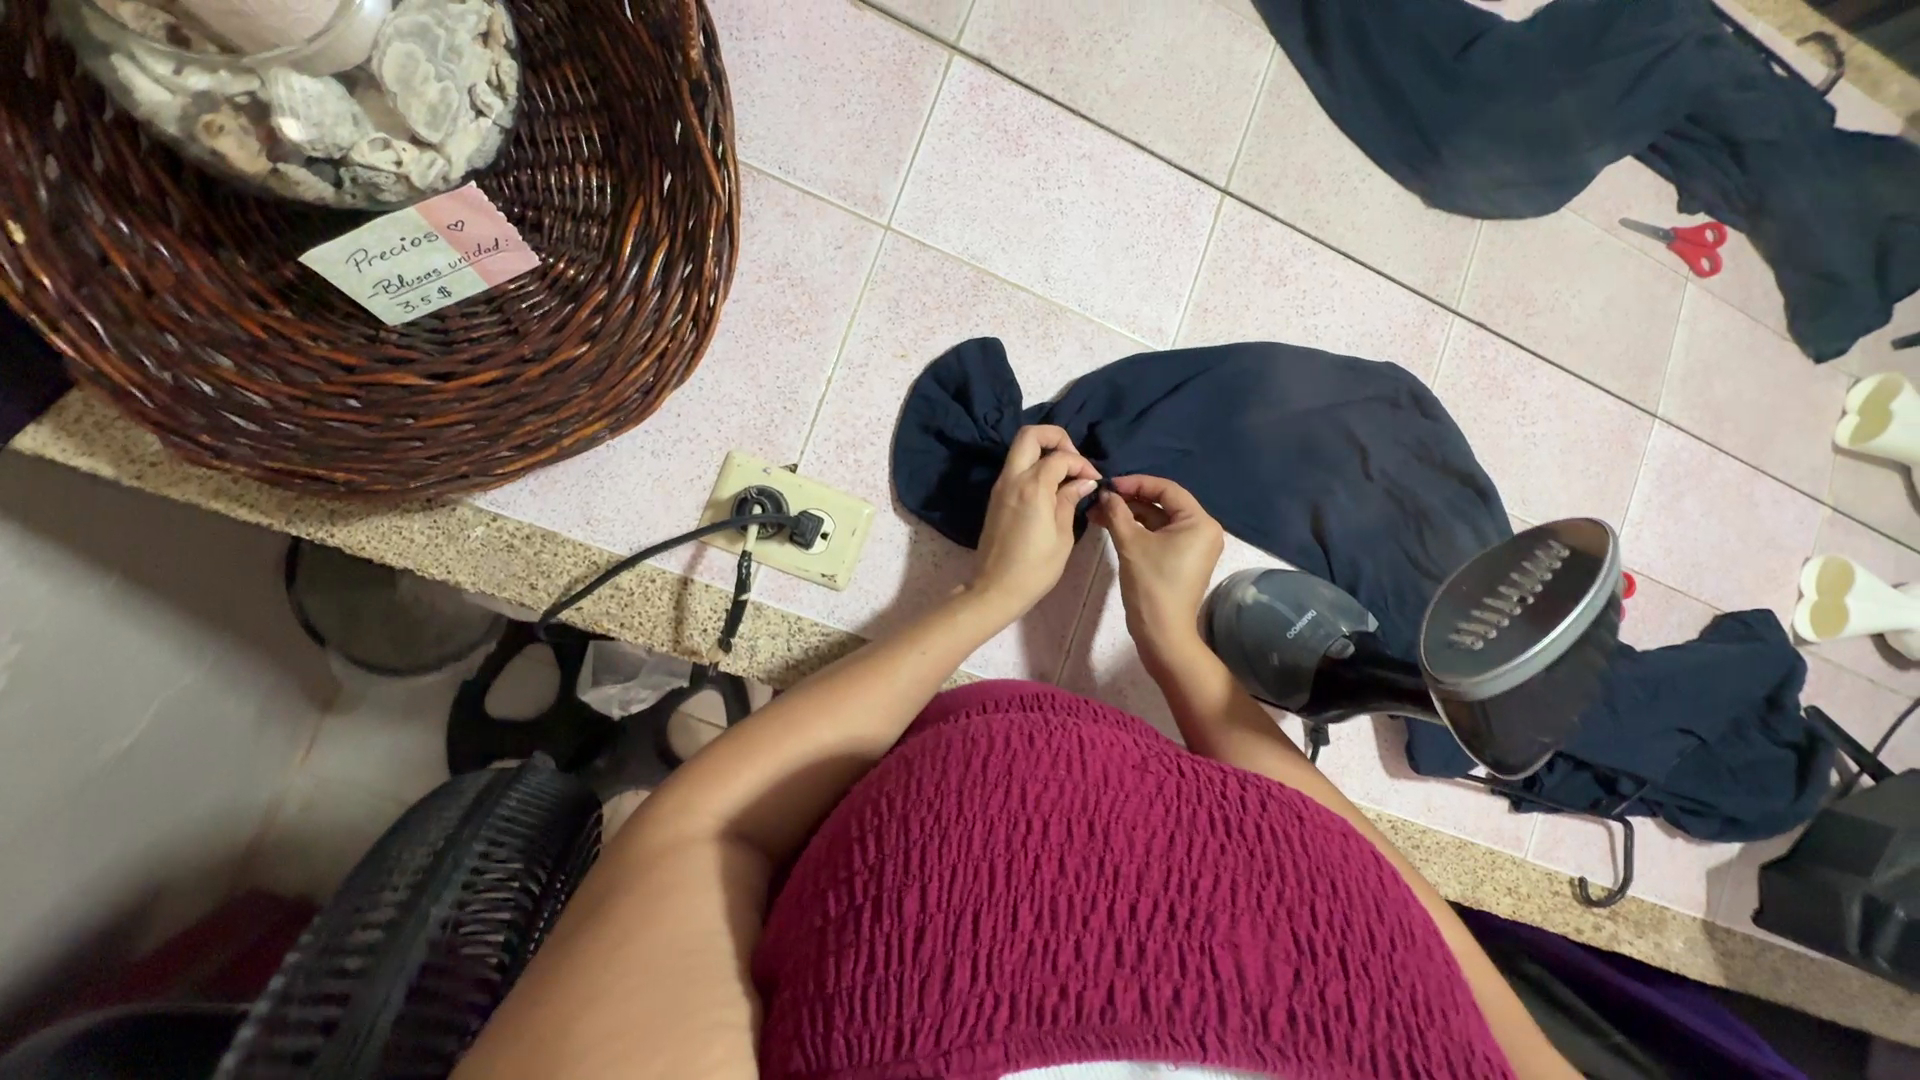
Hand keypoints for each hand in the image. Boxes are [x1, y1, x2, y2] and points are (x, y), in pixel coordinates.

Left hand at [967, 425, 1099, 616]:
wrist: (995, 589)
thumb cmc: (1035, 568)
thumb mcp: (1062, 536)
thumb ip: (1069, 501)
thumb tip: (1082, 482)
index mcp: (1032, 487)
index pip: (1060, 457)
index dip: (1082, 463)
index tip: (1093, 481)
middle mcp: (1012, 479)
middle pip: (1030, 435)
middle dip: (1056, 438)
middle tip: (1074, 460)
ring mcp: (1000, 487)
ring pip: (1020, 450)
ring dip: (1044, 452)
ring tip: (1066, 475)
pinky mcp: (996, 498)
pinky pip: (1015, 468)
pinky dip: (1034, 467)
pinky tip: (1052, 488)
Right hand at [1090, 475, 1224, 670]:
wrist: (1161, 631)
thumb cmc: (1151, 584)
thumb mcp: (1130, 543)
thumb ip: (1117, 512)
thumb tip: (1104, 493)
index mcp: (1199, 522)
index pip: (1166, 490)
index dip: (1136, 483)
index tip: (1109, 485)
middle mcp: (1203, 530)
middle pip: (1163, 504)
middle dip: (1130, 500)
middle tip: (1101, 499)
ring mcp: (1194, 546)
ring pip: (1159, 520)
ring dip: (1131, 515)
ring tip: (1100, 512)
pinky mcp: (1183, 559)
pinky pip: (1160, 535)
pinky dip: (1139, 530)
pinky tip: (1113, 525)